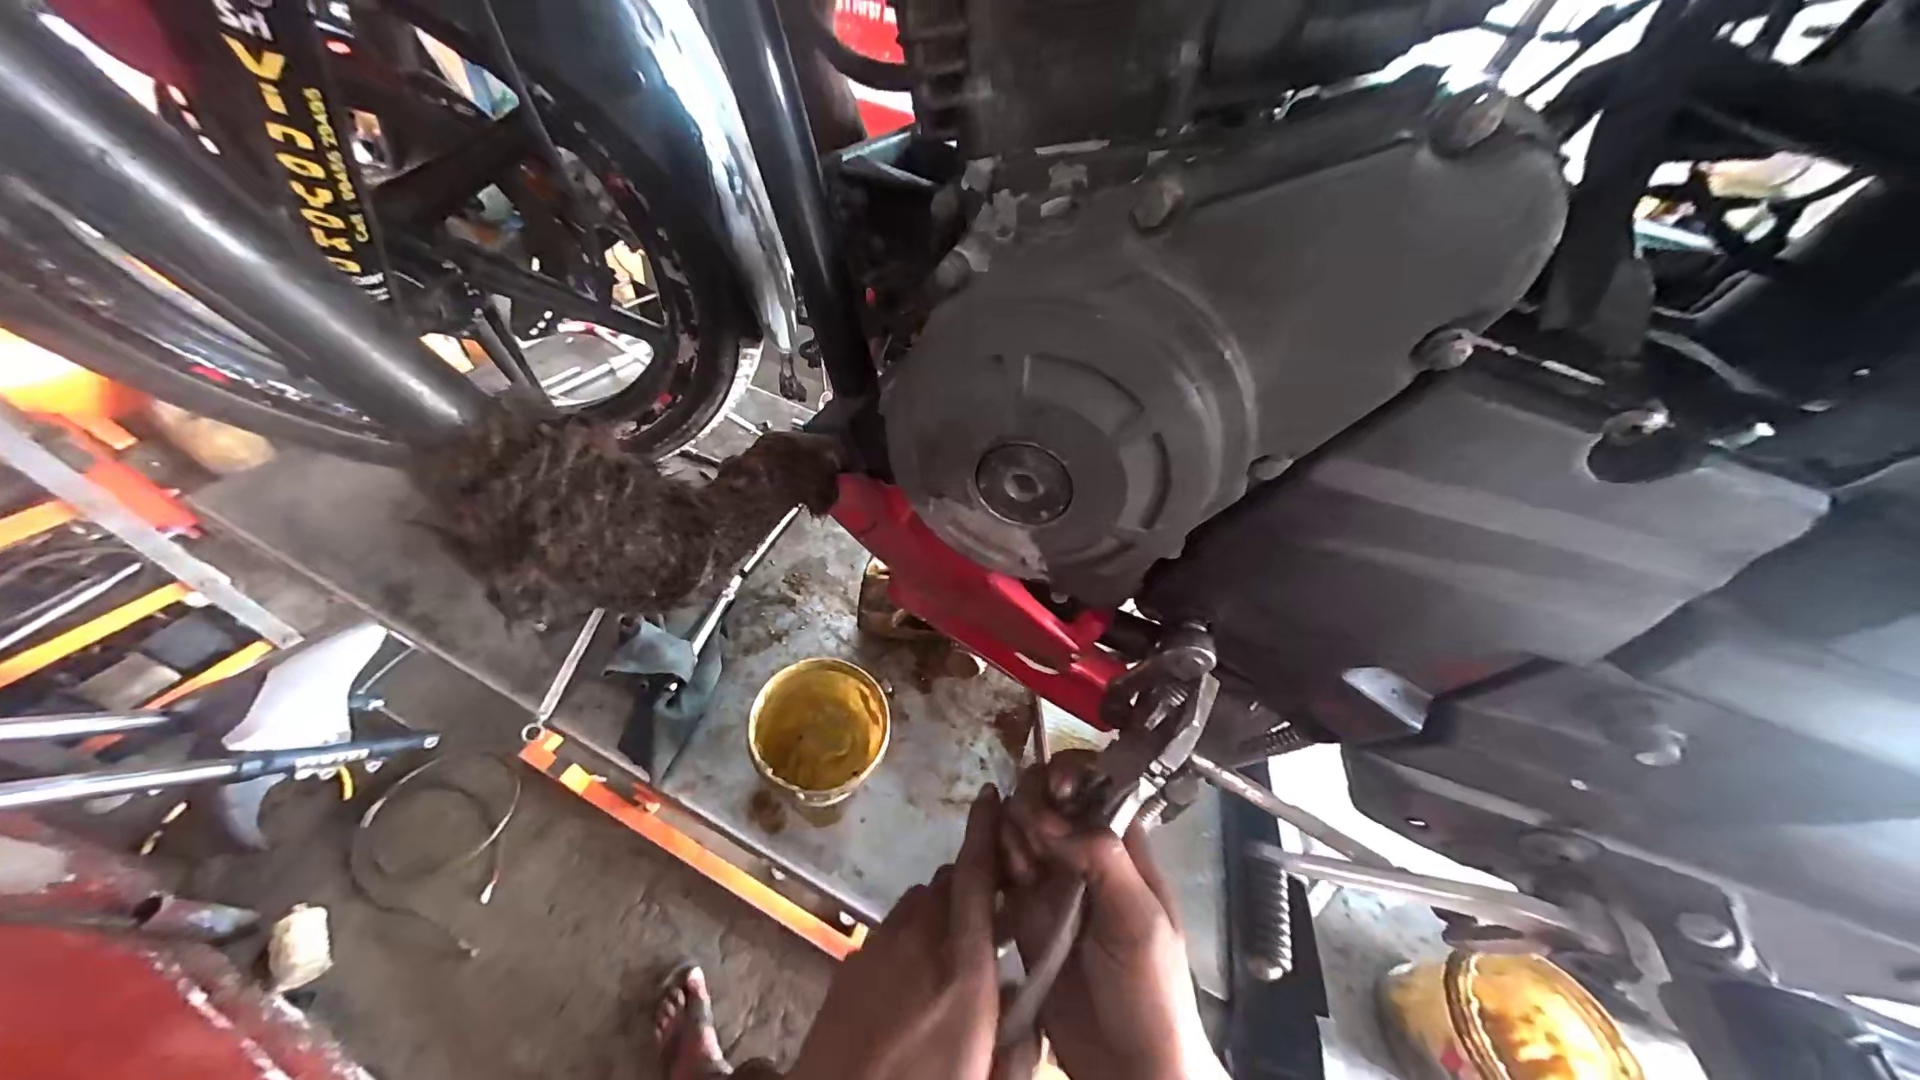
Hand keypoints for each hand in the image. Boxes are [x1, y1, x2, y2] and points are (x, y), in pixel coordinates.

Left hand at [788, 787, 1003, 1079]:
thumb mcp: (988, 1073)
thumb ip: (1016, 1036)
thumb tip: (1024, 1007)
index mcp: (963, 964)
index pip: (975, 877)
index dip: (984, 831)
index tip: (990, 796)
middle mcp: (919, 940)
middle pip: (947, 884)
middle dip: (971, 884)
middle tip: (991, 910)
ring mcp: (880, 946)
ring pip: (918, 902)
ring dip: (939, 909)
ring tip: (951, 946)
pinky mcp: (853, 962)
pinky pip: (891, 928)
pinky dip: (909, 934)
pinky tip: (911, 975)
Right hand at [1001, 753, 1227, 1079]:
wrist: (1128, 1070)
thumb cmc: (1151, 992)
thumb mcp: (1142, 922)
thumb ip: (1102, 859)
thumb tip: (1052, 817)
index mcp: (1121, 845)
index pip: (1095, 784)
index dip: (1070, 775)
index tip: (1055, 794)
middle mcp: (1084, 852)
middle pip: (1048, 798)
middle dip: (1034, 805)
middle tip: (1034, 841)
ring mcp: (1052, 880)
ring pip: (1019, 826)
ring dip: (1013, 836)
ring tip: (1023, 873)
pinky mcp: (1025, 910)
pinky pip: (1001, 867)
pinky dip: (995, 862)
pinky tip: (1006, 882)